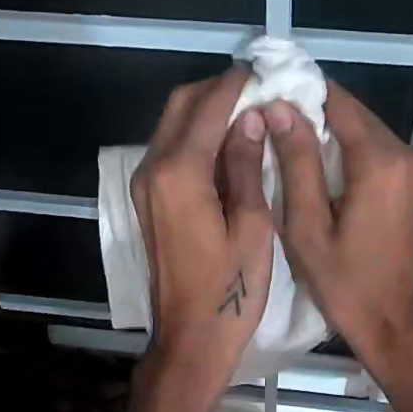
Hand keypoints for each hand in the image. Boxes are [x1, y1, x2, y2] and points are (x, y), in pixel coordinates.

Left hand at [130, 68, 274, 411]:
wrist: (190, 339)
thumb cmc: (231, 291)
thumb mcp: (253, 227)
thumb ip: (248, 167)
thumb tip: (251, 119)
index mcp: (181, 174)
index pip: (209, 108)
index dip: (238, 85)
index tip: (267, 71)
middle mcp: (153, 170)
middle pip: (180, 106)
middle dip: (218, 89)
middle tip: (259, 89)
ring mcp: (145, 185)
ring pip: (172, 125)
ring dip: (206, 110)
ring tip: (250, 112)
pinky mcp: (148, 200)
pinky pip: (171, 150)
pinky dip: (198, 136)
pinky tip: (231, 145)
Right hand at [264, 84, 412, 362]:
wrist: (388, 318)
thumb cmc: (342, 280)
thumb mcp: (307, 225)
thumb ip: (296, 162)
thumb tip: (280, 108)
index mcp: (378, 162)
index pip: (336, 101)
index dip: (299, 94)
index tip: (265, 100)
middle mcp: (403, 154)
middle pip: (352, 111)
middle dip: (311, 112)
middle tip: (269, 123)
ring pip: (363, 128)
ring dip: (327, 130)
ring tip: (286, 143)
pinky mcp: (412, 180)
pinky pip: (374, 148)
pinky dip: (345, 148)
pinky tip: (317, 165)